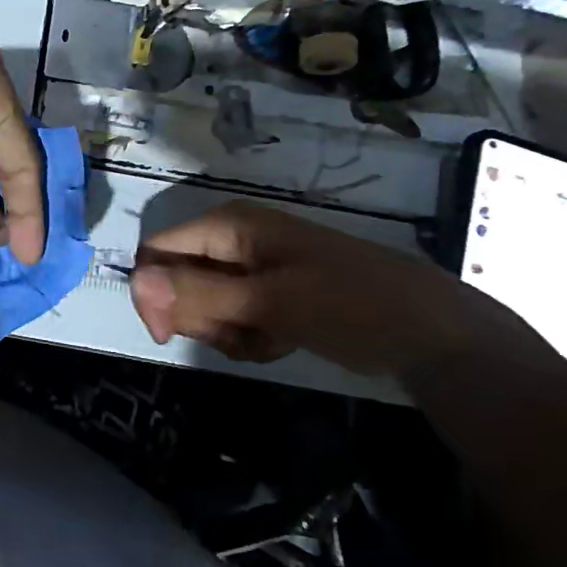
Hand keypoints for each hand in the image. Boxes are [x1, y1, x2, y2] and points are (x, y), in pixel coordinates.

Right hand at [129, 202, 524, 374]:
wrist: (431, 333)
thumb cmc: (349, 304)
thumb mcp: (270, 302)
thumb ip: (199, 294)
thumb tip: (135, 281)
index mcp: (227, 225)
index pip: (157, 253)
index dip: (154, 293)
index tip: (169, 336)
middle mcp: (232, 239)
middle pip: (178, 280)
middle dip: (201, 316)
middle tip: (241, 331)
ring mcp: (252, 267)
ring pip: (204, 305)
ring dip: (227, 331)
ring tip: (270, 336)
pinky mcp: (270, 292)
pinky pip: (232, 318)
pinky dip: (249, 337)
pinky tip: (282, 341)